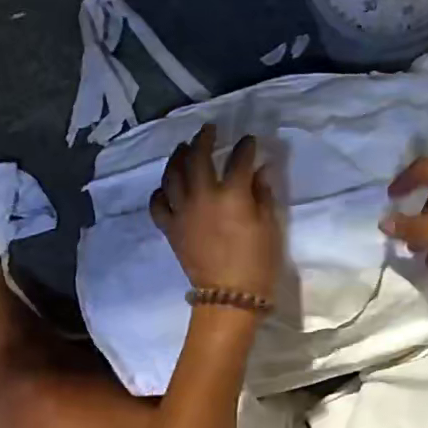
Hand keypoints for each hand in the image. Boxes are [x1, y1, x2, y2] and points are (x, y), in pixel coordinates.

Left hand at [149, 125, 281, 299]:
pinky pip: (158, 204)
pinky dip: (161, 191)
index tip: (249, 140)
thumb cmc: (258, 263)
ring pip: (173, 175)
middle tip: (208, 130)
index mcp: (232, 195)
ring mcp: (182, 211)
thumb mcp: (269, 228)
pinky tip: (166, 187)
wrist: (229, 297)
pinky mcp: (170, 228)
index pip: (239, 160)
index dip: (245, 147)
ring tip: (183, 148)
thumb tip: (259, 172)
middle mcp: (203, 196)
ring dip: (178, 157)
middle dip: (204, 140)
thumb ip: (263, 196)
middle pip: (199, 158)